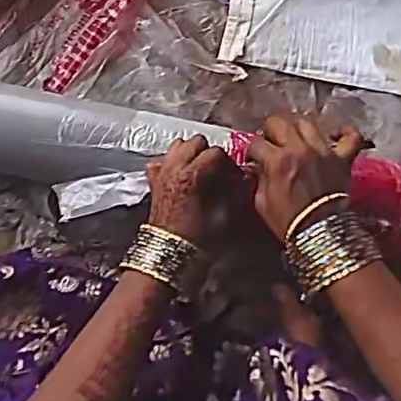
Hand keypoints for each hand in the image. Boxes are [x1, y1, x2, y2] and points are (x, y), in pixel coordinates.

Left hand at [145, 136, 242, 251]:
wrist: (166, 257)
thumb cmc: (196, 240)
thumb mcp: (223, 217)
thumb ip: (237, 194)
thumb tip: (247, 180)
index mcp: (192, 174)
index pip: (216, 152)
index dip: (229, 163)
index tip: (235, 176)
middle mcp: (174, 169)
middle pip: (195, 142)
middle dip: (209, 152)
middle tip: (219, 170)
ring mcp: (162, 174)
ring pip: (177, 147)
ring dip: (190, 154)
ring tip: (201, 170)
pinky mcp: (154, 184)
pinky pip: (161, 163)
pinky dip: (172, 164)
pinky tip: (181, 176)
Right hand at [246, 115, 366, 242]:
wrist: (321, 234)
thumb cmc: (287, 221)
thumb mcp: (262, 202)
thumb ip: (260, 178)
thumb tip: (259, 166)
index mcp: (277, 160)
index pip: (257, 143)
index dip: (252, 151)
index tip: (254, 159)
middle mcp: (300, 149)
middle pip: (280, 122)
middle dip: (270, 130)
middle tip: (272, 142)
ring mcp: (323, 151)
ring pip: (307, 123)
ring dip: (297, 128)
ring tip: (296, 138)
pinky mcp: (342, 158)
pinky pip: (350, 137)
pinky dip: (345, 133)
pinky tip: (336, 135)